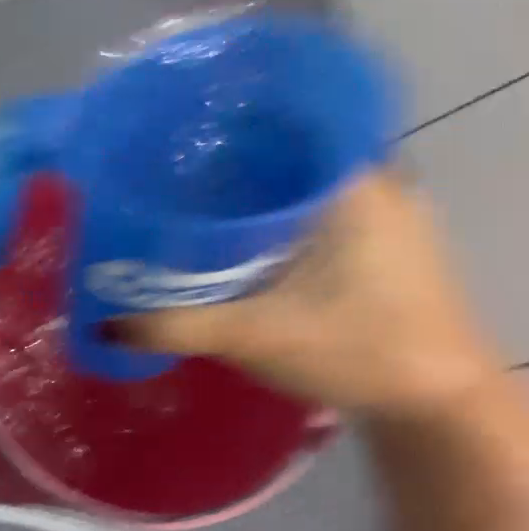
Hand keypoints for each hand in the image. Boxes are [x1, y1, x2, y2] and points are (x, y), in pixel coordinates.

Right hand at [123, 172, 503, 419]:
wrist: (431, 397)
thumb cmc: (355, 347)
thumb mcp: (251, 335)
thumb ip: (171, 327)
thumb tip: (100, 327)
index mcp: (353, 189)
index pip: (287, 133)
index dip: (228, 137)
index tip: (176, 151)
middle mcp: (374, 191)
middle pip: (286, 165)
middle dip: (225, 176)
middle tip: (163, 191)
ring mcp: (381, 222)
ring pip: (296, 197)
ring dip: (246, 207)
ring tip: (183, 220)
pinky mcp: (375, 253)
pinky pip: (306, 223)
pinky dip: (266, 231)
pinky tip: (226, 254)